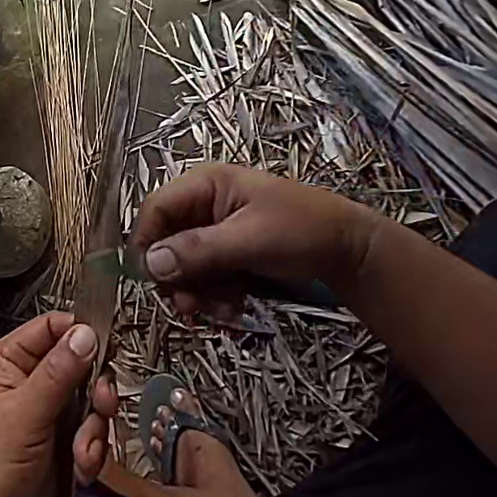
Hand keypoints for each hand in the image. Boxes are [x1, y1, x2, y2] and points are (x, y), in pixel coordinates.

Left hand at [0, 312, 119, 496]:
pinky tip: (79, 468)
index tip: (104, 352)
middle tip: (100, 407)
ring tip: (81, 451)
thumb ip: (57, 375)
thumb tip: (85, 333)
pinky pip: (95, 431)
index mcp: (11, 362)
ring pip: (94, 399)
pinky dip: (93, 450)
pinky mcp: (66, 440)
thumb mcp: (21, 419)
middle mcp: (32, 380)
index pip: (54, 326)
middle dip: (96, 389)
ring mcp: (50, 411)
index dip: (81, 334)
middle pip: (83, 362)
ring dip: (94, 428)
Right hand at [132, 163, 383, 321]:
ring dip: (197, 293)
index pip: (156, 208)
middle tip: (188, 307)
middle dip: (176, 277)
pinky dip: (214, 296)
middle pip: (166, 241)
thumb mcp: (249, 239)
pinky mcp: (228, 255)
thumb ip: (198, 250)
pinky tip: (233, 309)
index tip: (147, 281)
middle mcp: (205, 205)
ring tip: (221, 311)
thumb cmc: (303, 230)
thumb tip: (149, 265)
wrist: (350, 252)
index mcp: (206, 184)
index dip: (145, 243)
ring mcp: (216, 231)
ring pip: (184, 266)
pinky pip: (205, 277)